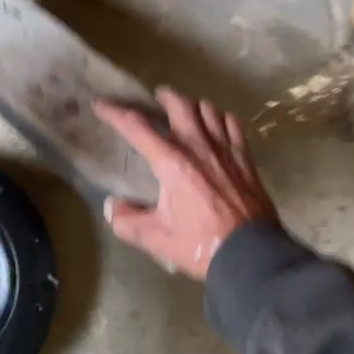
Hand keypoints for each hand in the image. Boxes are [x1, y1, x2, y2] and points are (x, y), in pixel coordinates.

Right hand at [95, 88, 277, 279]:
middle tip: (158, 98)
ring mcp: (224, 149)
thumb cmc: (201, 244)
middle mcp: (197, 146)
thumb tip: (112, 207)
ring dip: (194, 106)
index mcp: (171, 161)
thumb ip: (128, 221)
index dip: (114, 112)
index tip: (101, 104)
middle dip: (165, 96)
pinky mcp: (245, 158)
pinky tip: (219, 125)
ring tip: (188, 111)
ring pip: (208, 110)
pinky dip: (222, 119)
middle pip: (179, 104)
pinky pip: (233, 125)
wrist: (252, 257)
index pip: (136, 126)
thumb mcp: (157, 238)